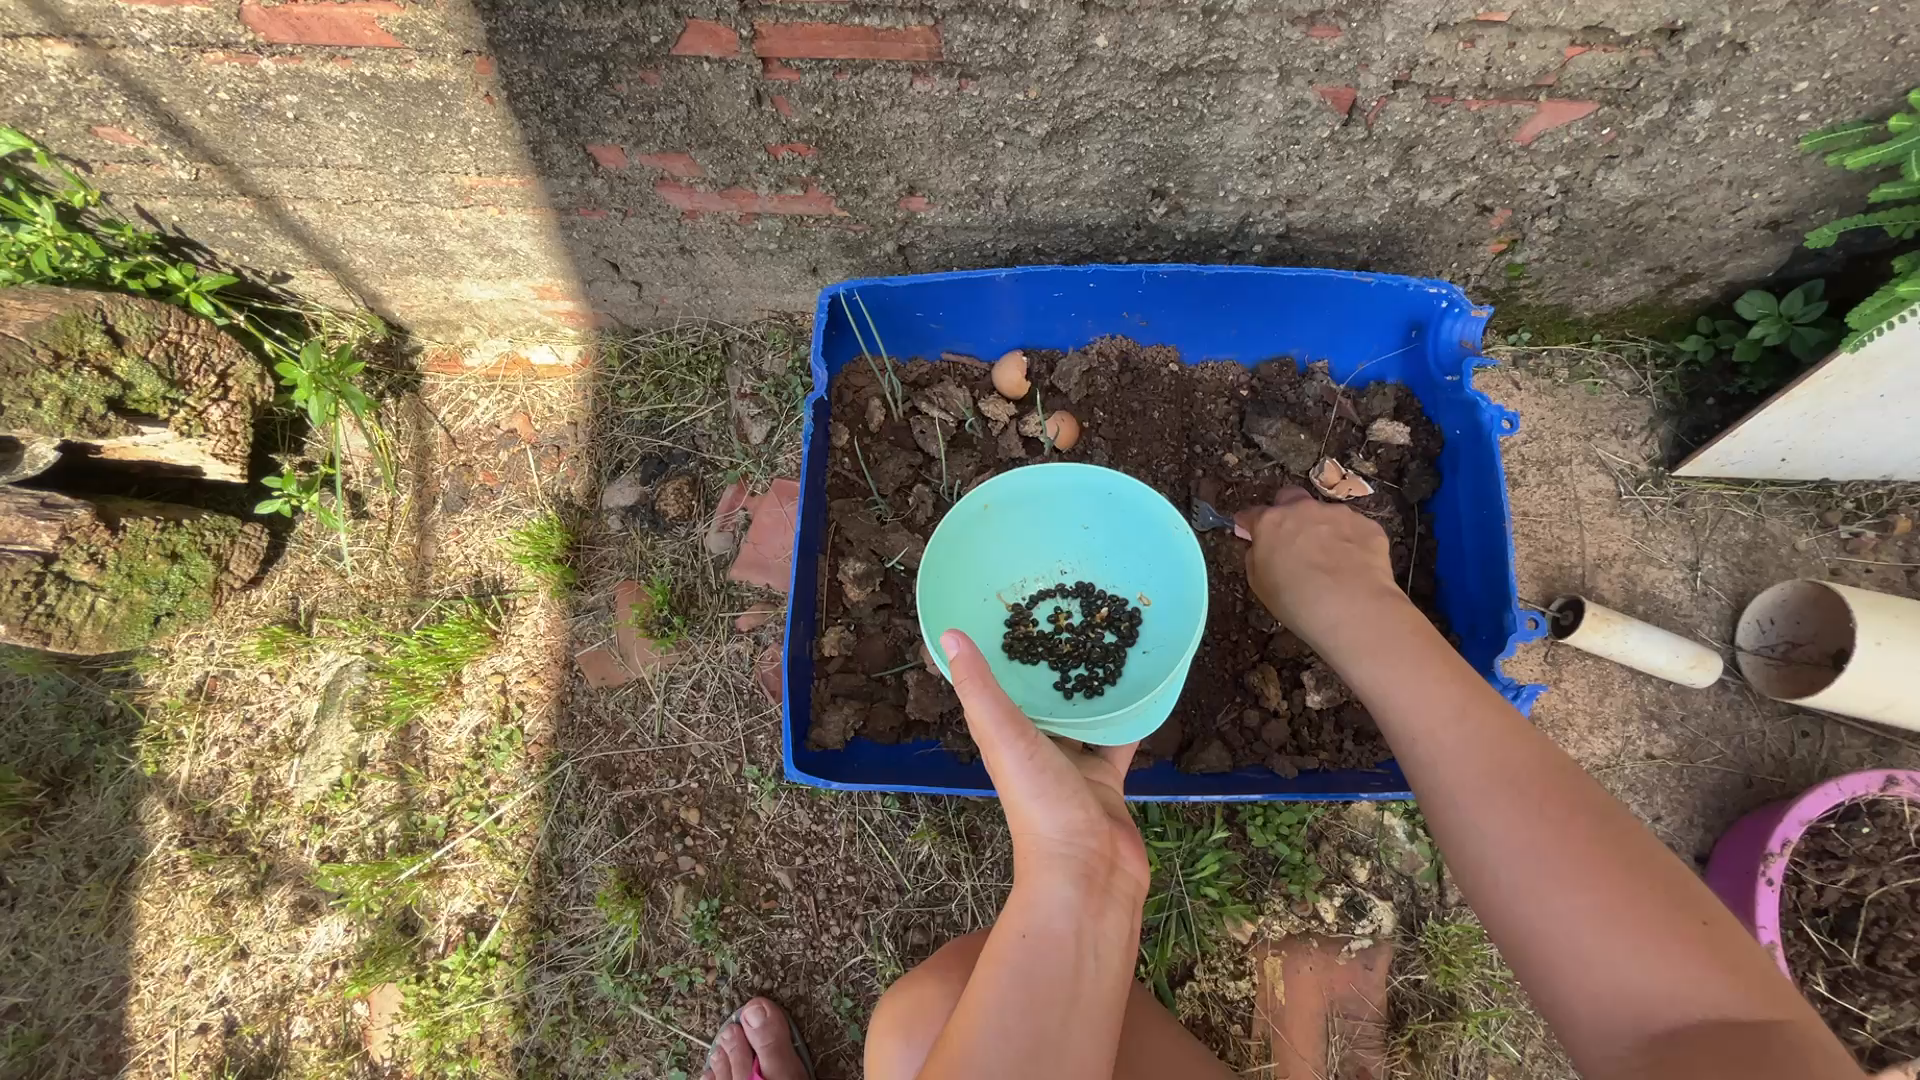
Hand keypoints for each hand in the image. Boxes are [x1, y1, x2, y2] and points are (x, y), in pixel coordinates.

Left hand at [939, 629, 1148, 907]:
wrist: (1089, 872)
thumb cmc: (1040, 800)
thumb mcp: (1004, 735)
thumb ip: (980, 687)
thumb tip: (949, 634)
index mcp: (1003, 735)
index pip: (997, 684)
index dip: (1002, 650)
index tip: (1015, 609)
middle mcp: (1034, 747)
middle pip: (1042, 697)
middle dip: (1052, 663)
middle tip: (1072, 615)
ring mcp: (1072, 765)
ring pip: (1081, 715)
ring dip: (1089, 685)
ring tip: (1106, 638)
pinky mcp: (1106, 779)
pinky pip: (1118, 739)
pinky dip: (1128, 717)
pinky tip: (1142, 685)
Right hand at [1234, 487, 1407, 649]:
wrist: (1350, 606)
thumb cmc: (1295, 598)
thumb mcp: (1259, 582)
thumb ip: (1256, 556)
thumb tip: (1262, 547)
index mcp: (1271, 522)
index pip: (1252, 514)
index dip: (1249, 523)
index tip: (1248, 530)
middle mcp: (1303, 510)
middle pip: (1290, 497)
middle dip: (1287, 511)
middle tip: (1291, 538)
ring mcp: (1339, 514)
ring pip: (1326, 514)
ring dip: (1323, 529)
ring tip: (1330, 561)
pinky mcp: (1368, 525)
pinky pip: (1354, 529)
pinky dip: (1351, 542)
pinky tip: (1353, 566)